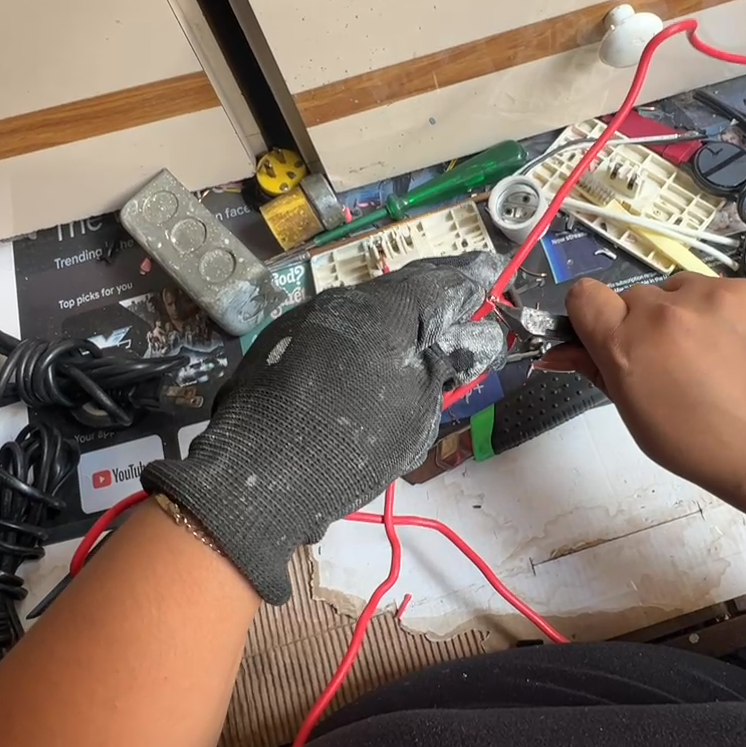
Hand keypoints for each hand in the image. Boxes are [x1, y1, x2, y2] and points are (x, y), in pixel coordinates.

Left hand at [143, 253, 504, 602]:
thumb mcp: (416, 409)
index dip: (468, 277)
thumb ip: (445, 365)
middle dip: (432, 293)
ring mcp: (303, 320)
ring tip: (416, 334)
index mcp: (383, 309)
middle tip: (460, 295)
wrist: (256, 476)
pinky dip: (359, 339)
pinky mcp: (276, 345)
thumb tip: (472, 337)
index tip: (489, 270)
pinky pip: (333, 331)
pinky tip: (364, 362)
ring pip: (362, 311)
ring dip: (393, 320)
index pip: (438, 281)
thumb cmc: (351, 442)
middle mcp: (341, 301)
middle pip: (398, 291)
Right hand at [546, 274, 745, 539]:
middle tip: (674, 370)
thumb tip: (560, 350)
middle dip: (643, 328)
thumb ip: (601, 376)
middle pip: (634, 298)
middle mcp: (669, 308)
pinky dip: (727, 316)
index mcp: (630, 346)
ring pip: (681, 292)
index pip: (582, 296)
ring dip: (685, 318)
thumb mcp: (646, 427)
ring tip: (722, 364)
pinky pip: (725, 292)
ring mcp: (720, 292)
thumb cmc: (723, 458)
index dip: (590, 318)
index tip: (605, 342)